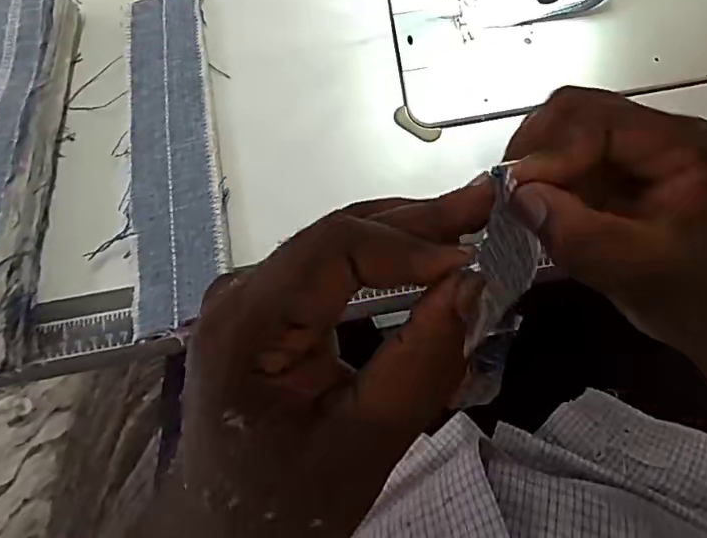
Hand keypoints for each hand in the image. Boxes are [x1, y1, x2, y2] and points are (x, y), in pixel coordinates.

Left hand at [145, 184, 494, 537]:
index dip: (407, 244)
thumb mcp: (358, 447)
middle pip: (338, 234)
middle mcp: (244, 289)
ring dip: (409, 234)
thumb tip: (471, 287)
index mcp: (246, 319)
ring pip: (341, 244)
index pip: (332, 247)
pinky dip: (391, 262)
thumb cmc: (282, 506)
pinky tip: (430, 252)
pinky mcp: (276, 304)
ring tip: (468, 218)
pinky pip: (337, 268)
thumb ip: (417, 365)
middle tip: (485, 202)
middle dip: (418, 221)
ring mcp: (257, 292)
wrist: (222, 536)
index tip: (472, 260)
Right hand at [504, 86, 706, 355]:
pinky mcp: (612, 160)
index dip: (550, 152)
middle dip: (535, 151)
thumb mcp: (640, 274)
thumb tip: (519, 197)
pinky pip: (560, 151)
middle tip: (511, 192)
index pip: (596, 120)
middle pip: (573, 112)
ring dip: (535, 163)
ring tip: (524, 202)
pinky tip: (538, 205)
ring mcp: (633, 144)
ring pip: (560, 128)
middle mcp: (657, 132)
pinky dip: (541, 176)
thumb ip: (579, 235)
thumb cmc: (703, 300)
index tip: (519, 191)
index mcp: (683, 146)